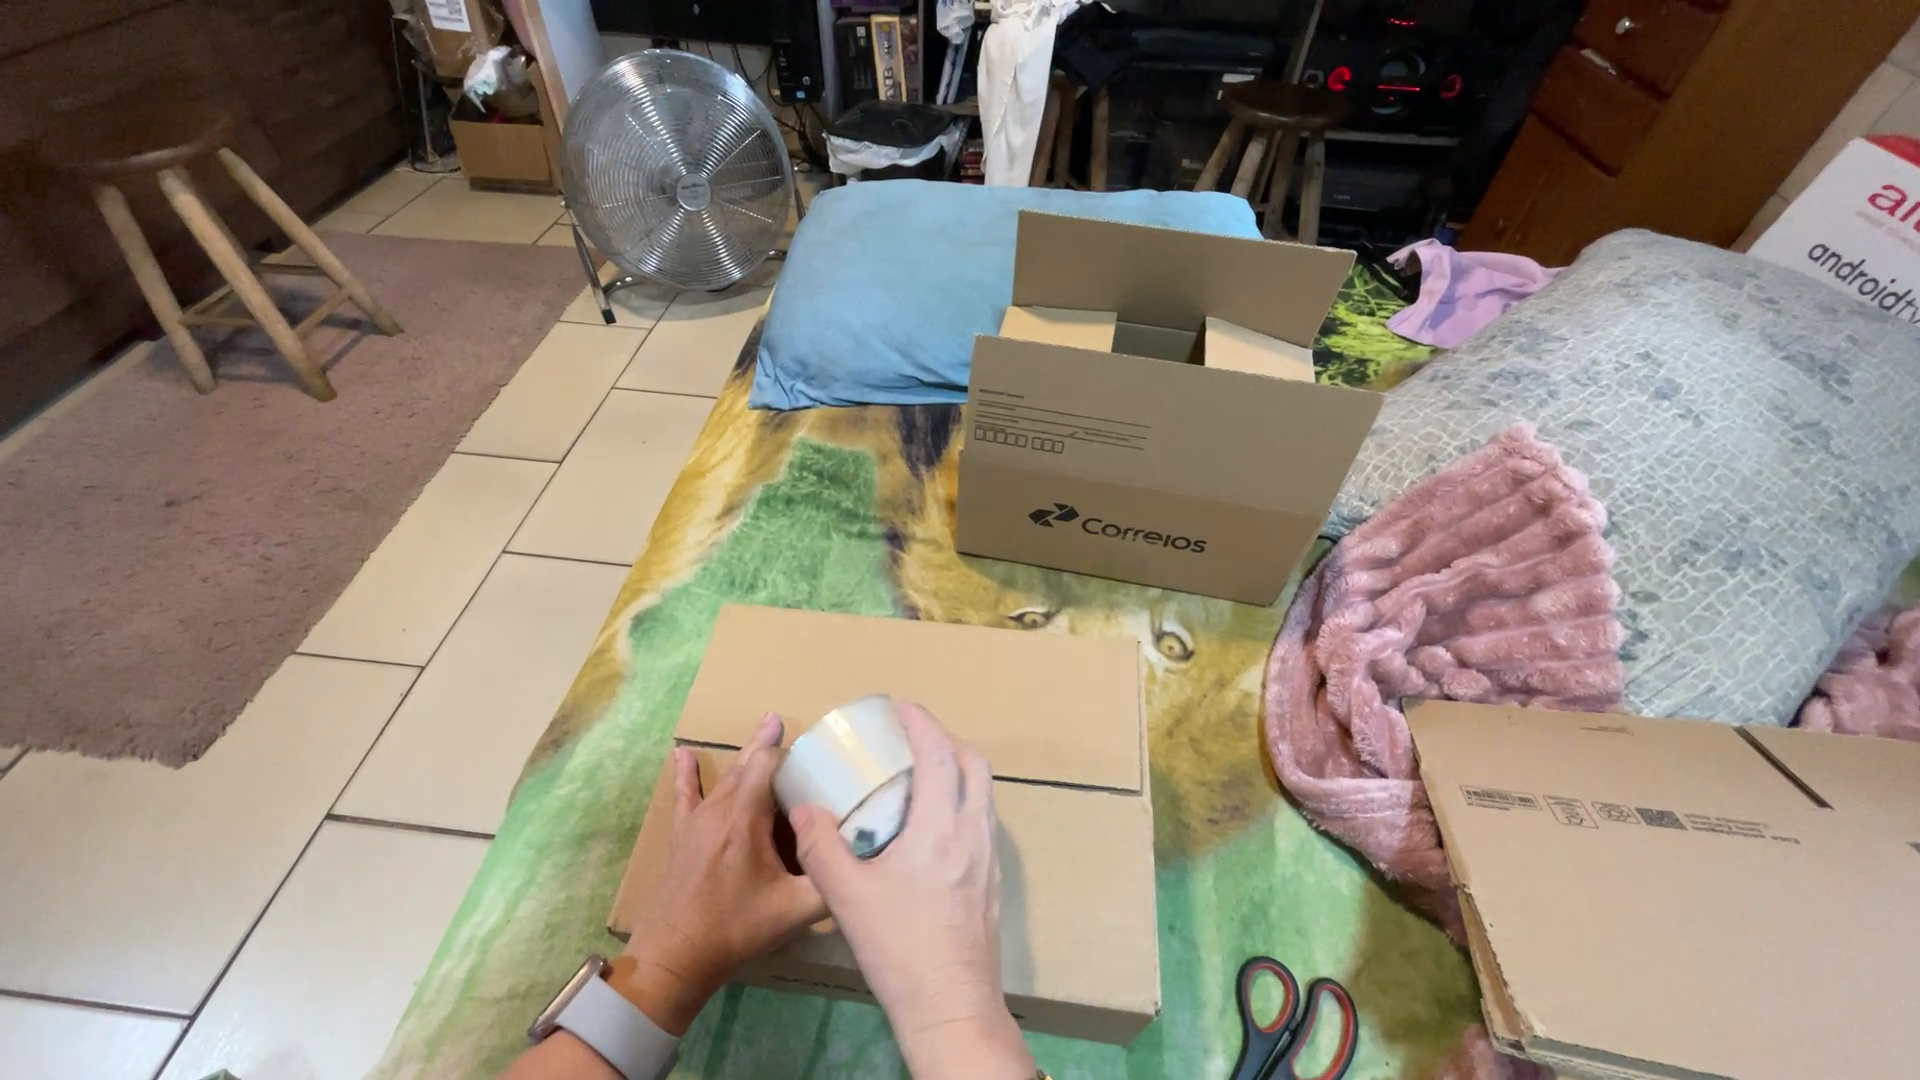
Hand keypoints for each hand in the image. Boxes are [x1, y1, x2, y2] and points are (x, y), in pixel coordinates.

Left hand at [621, 714, 825, 1034]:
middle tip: (780, 721)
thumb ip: (830, 883)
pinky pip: (686, 795)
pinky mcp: (682, 836)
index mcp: (746, 817)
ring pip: (725, 777)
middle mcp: (720, 809)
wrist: (673, 958)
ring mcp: (697, 821)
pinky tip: (681, 753)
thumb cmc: (734, 929)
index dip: (790, 753)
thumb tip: (863, 863)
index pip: (768, 765)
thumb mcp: (794, 910)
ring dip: (745, 755)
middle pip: (747, 764)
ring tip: (761, 729)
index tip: (813, 747)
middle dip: (767, 743)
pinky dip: (687, 774)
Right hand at [790, 703, 1035, 1079]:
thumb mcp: (847, 897)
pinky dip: (962, 800)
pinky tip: (933, 826)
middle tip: (912, 740)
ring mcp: (989, 856)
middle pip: (974, 764)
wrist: (951, 1006)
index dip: (922, 723)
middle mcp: (974, 831)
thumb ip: (821, 846)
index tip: (900, 707)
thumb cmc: (899, 948)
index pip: (940, 754)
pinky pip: (983, 819)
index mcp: (941, 826)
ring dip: (958, 769)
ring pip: (983, 792)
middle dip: (946, 740)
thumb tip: (804, 807)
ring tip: (921, 776)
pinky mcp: (992, 879)